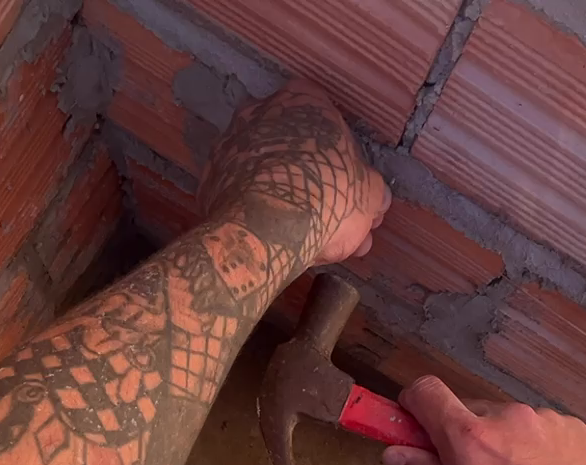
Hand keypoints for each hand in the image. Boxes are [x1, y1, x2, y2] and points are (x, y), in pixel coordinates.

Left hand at [201, 80, 389, 264]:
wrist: (267, 229)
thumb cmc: (327, 197)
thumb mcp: (368, 196)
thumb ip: (372, 192)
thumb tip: (377, 199)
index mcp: (304, 99)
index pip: (328, 123)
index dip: (342, 165)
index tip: (348, 196)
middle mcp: (260, 111)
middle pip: (293, 151)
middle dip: (311, 186)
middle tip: (328, 224)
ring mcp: (228, 144)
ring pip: (265, 176)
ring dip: (284, 205)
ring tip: (304, 244)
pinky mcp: (209, 182)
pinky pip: (240, 199)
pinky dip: (255, 218)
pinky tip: (272, 244)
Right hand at [383, 378, 585, 464]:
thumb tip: (395, 453)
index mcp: (470, 439)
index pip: (426, 392)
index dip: (411, 404)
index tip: (410, 426)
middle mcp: (507, 417)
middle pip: (468, 412)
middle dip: (461, 440)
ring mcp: (546, 419)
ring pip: (507, 424)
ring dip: (502, 447)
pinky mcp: (576, 427)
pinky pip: (541, 432)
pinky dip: (535, 452)